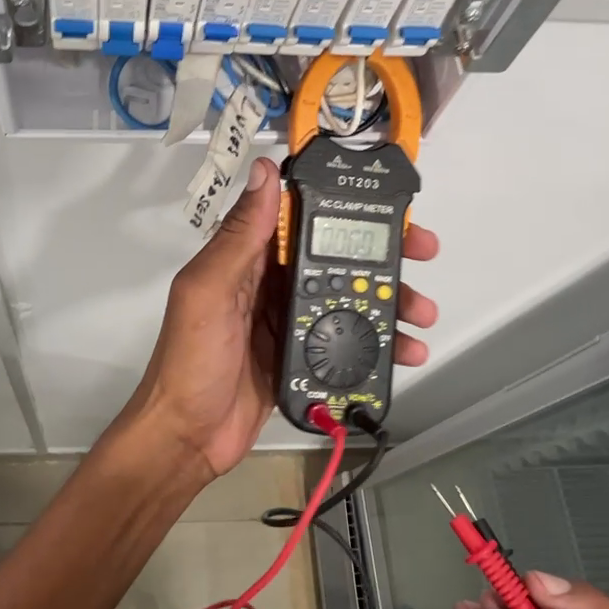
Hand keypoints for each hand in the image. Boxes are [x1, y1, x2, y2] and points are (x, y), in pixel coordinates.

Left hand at [121, 156, 437, 478]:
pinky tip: (406, 350)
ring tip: (421, 312)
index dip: (342, 207)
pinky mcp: (301, 359)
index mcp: (246, 260)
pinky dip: (377, 343)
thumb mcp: (210, 290)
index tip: (384, 204)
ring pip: (346, 300)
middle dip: (380, 254)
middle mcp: (269, 284)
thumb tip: (265, 171)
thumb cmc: (191, 360)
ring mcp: (287, 323)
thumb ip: (240, 236)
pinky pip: (346, 342)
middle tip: (423, 252)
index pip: (300, 219)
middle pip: (333, 259)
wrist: (186, 437)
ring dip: (386, 302)